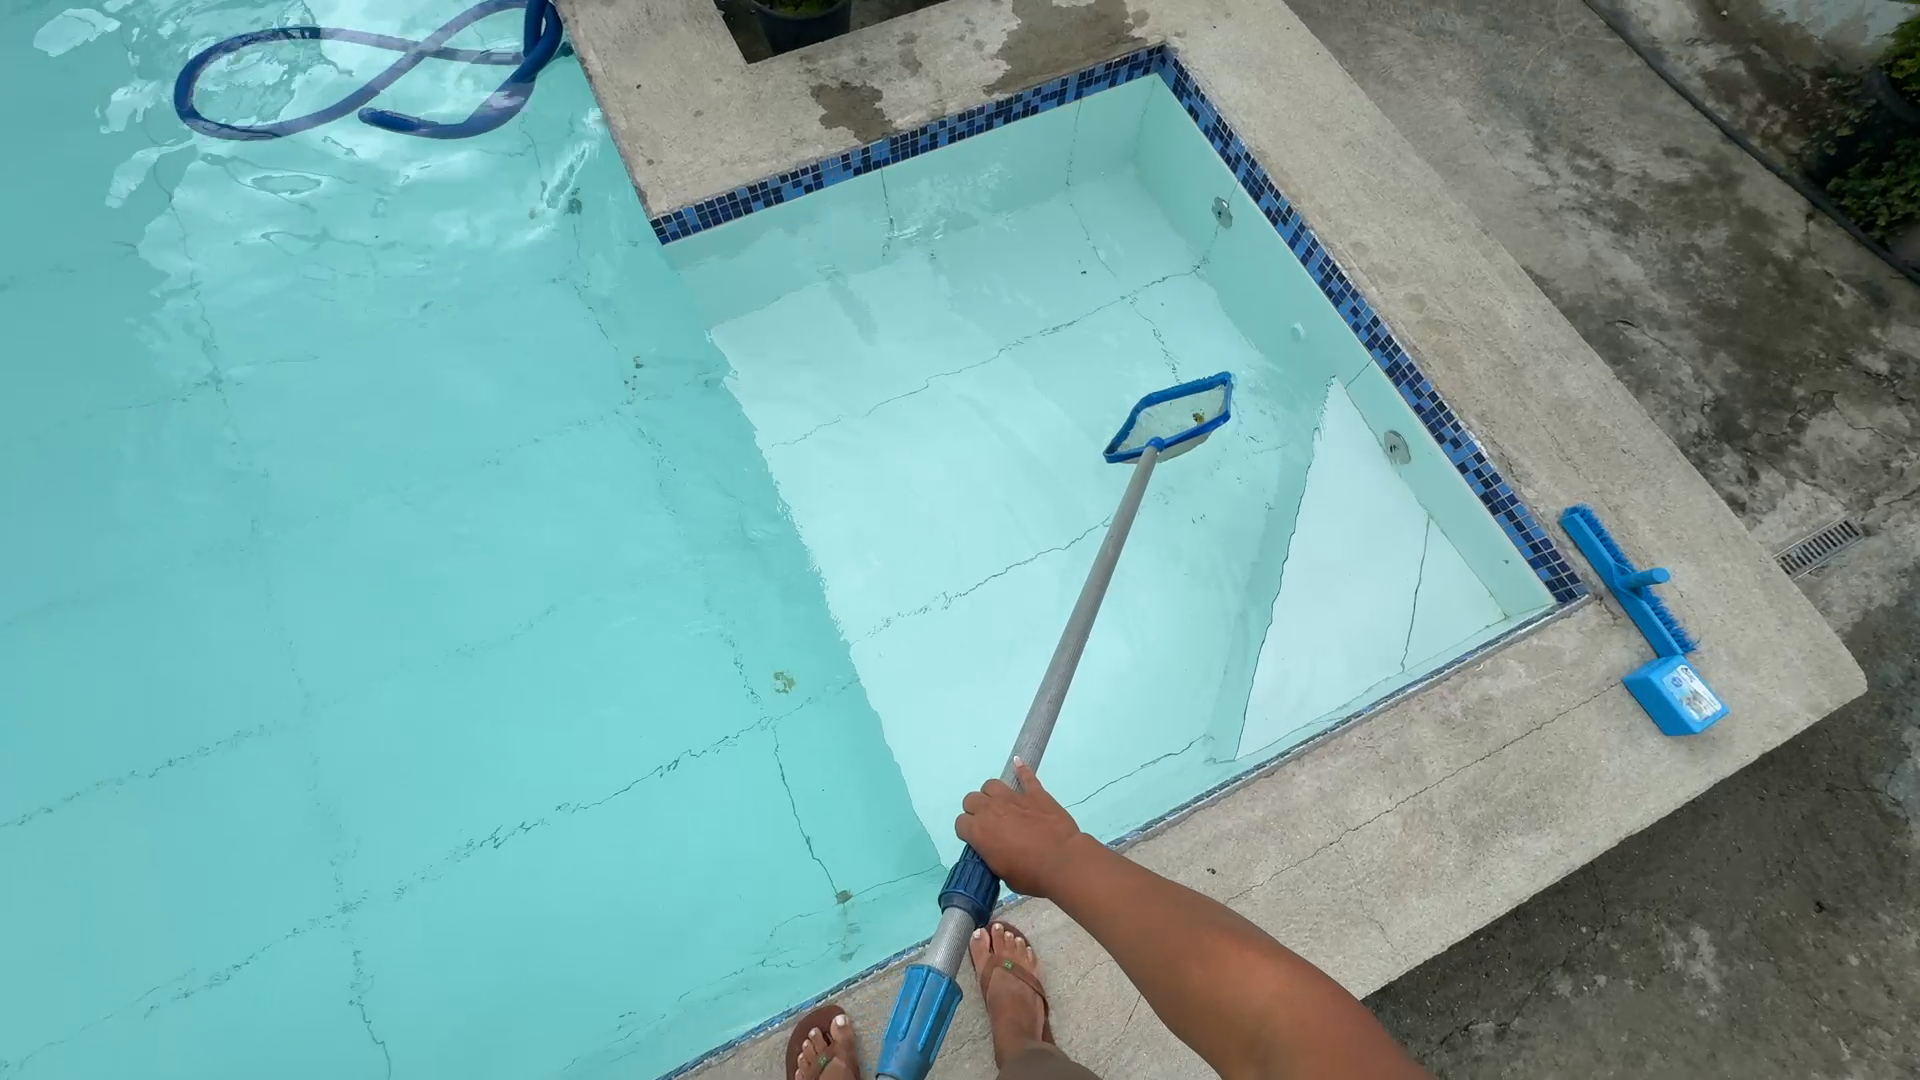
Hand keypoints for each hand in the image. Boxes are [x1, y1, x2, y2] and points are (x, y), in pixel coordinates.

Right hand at [954, 759, 1091, 898]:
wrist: (1062, 861)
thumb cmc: (1031, 875)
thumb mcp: (1001, 874)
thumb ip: (991, 856)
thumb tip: (994, 850)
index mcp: (978, 831)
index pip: (960, 823)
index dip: (968, 831)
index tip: (976, 839)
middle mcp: (990, 809)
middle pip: (971, 799)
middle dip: (976, 810)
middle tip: (988, 823)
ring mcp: (1013, 797)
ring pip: (992, 785)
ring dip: (993, 794)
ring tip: (1001, 804)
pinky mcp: (1034, 792)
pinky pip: (1025, 775)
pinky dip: (1021, 770)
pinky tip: (1018, 764)